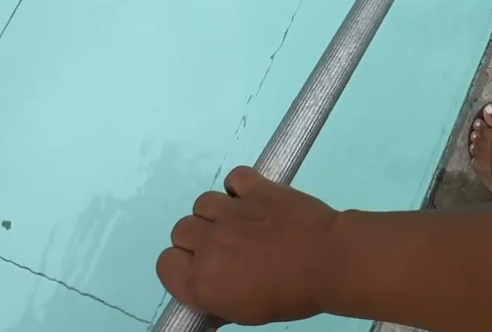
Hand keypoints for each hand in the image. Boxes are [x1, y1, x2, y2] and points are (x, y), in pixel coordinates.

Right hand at [156, 166, 341, 326]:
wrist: (327, 261)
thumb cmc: (289, 295)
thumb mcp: (246, 314)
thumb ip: (217, 307)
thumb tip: (206, 311)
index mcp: (202, 282)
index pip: (165, 263)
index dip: (180, 264)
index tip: (198, 264)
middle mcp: (210, 244)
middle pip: (181, 230)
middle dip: (197, 237)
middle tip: (221, 243)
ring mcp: (233, 212)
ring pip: (203, 202)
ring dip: (215, 210)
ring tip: (236, 219)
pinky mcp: (257, 188)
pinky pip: (234, 177)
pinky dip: (238, 184)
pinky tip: (249, 196)